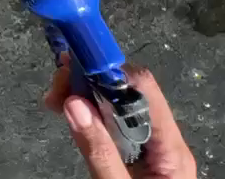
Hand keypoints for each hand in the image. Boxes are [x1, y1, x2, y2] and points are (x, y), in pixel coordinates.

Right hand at [43, 59, 196, 178]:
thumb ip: (100, 152)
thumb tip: (73, 102)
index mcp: (170, 148)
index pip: (142, 87)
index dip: (106, 71)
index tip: (69, 73)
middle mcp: (164, 139)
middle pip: (126, 88)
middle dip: (87, 80)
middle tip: (55, 92)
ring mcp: (151, 145)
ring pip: (116, 100)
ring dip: (83, 92)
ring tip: (55, 102)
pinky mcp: (137, 153)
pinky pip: (112, 118)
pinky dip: (88, 110)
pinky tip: (70, 114)